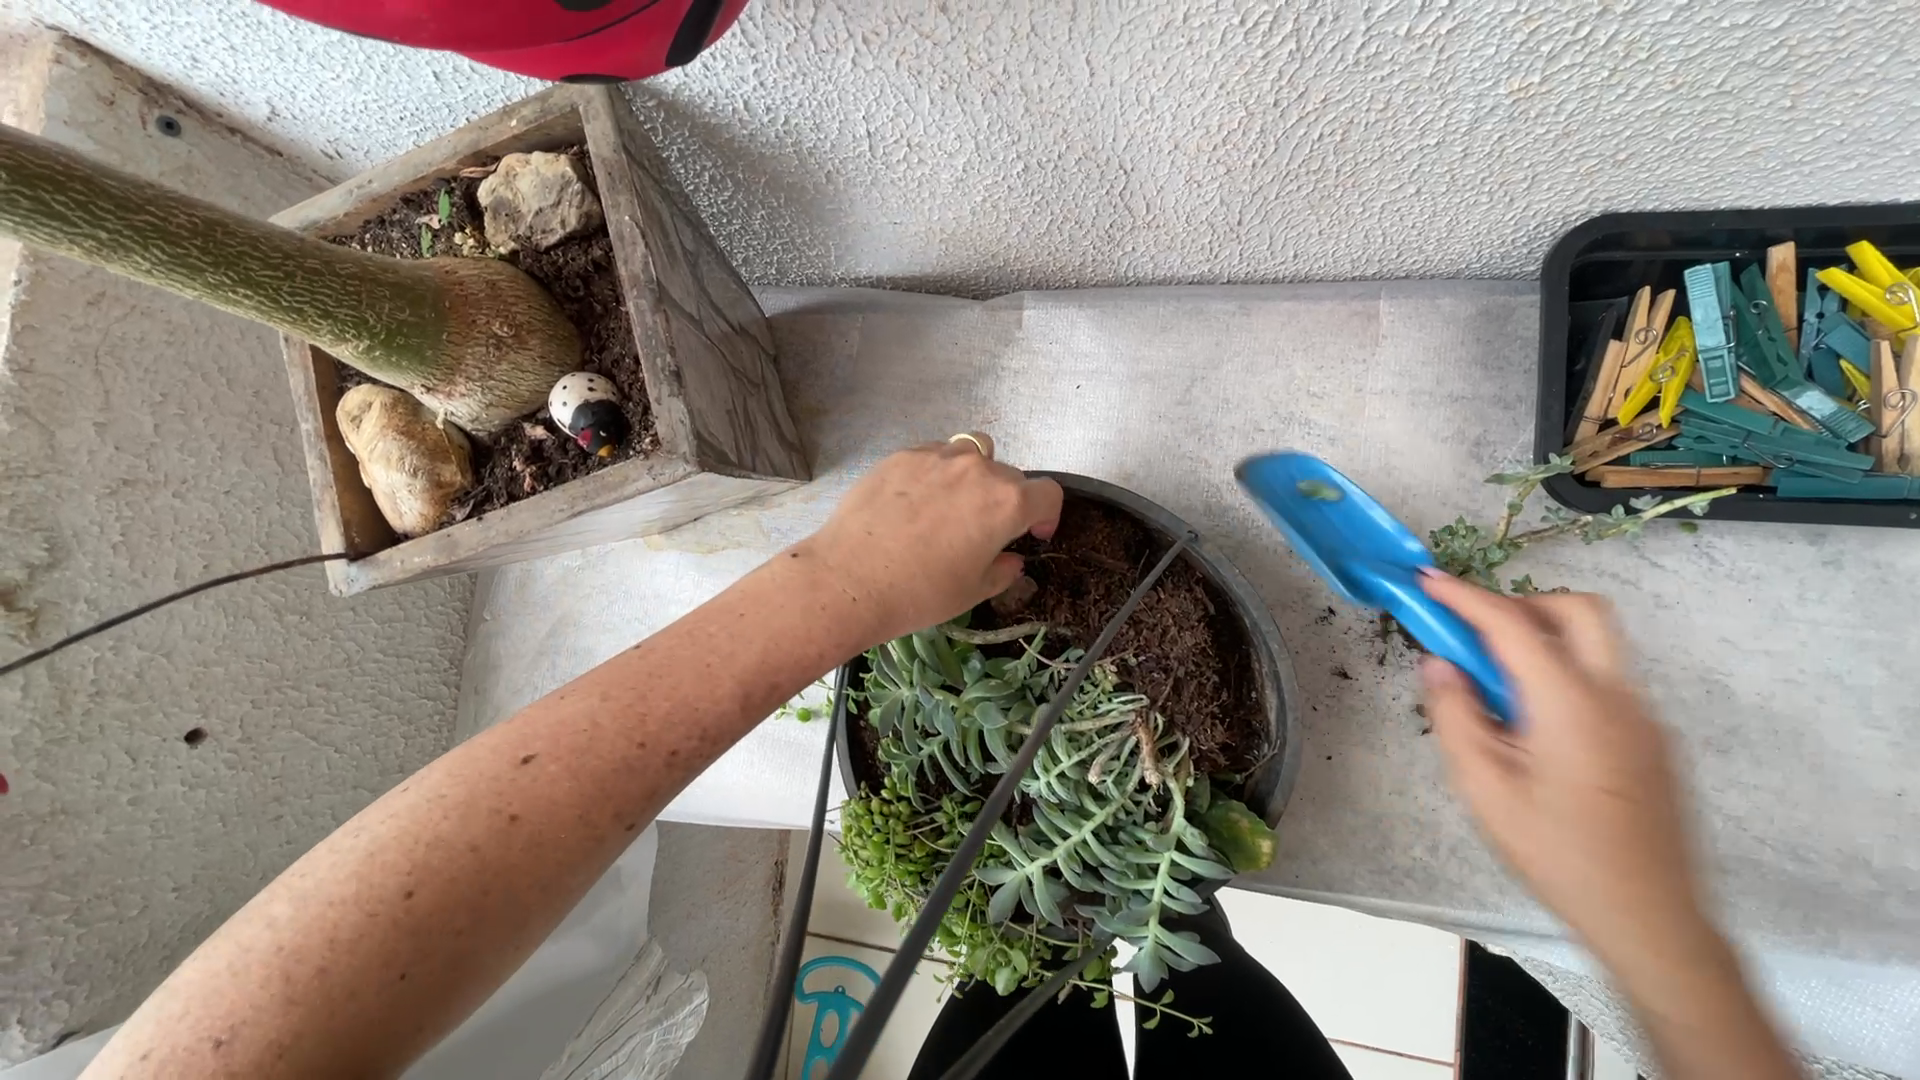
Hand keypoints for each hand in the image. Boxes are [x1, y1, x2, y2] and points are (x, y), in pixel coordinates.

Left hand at [793, 436, 1062, 650]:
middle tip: (982, 532)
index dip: (1047, 515)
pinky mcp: (900, 455)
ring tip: (950, 507)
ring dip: (973, 475)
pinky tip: (913, 503)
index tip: (1032, 534)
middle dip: (1006, 501)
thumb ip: (1003, 570)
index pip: (1048, 493)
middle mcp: (977, 469)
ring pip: (971, 453)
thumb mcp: (973, 592)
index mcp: (1006, 502)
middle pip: (1008, 475)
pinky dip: (935, 473)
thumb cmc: (919, 593)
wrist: (848, 579)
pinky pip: (933, 455)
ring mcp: (936, 456)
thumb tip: (1010, 559)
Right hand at [1418, 573, 1711, 968]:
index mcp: (1572, 705)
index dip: (1465, 597)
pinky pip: (1603, 680)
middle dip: (1522, 602)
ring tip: (1494, 684)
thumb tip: (1439, 665)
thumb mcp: (1483, 787)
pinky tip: (1530, 724)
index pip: (1514, 625)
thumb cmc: (1555, 852)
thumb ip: (1456, 715)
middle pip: (1579, 610)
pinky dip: (1561, 672)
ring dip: (1541, 638)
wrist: (1649, 917)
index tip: (1427, 580)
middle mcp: (1618, 698)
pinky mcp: (1652, 740)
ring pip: (1595, 644)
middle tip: (1475, 630)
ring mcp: (1644, 718)